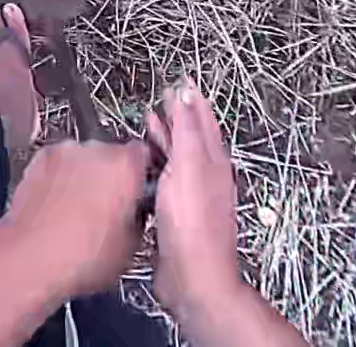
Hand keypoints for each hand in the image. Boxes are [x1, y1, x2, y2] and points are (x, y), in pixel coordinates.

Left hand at [0, 139, 152, 297]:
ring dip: (84, 175)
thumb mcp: (129, 249)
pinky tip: (56, 204)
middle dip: (112, 176)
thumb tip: (135, 213)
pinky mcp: (42, 156)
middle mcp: (97, 149)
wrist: (32, 256)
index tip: (141, 187)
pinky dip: (60, 176)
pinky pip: (59, 162)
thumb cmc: (81, 257)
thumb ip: (138, 218)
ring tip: (77, 210)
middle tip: (108, 208)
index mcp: (126, 167)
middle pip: (113, 155)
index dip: (144, 171)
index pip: (145, 153)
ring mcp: (67, 150)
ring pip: (84, 158)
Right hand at [147, 78, 242, 319]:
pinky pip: (166, 175)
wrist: (193, 279)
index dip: (192, 97)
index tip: (181, 77)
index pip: (204, 118)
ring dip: (165, 135)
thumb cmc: (192, 220)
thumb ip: (186, 128)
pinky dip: (155, 160)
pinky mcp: (176, 211)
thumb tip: (185, 92)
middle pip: (192, 134)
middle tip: (163, 93)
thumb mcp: (188, 165)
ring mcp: (191, 193)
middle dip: (178, 112)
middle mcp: (205, 173)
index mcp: (213, 160)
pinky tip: (142, 160)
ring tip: (149, 119)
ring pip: (178, 154)